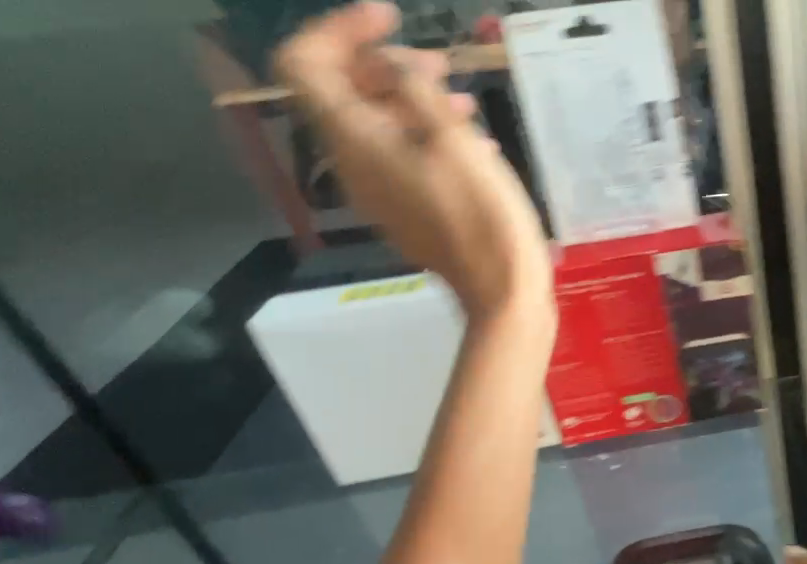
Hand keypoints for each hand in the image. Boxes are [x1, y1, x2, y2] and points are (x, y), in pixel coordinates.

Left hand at [275, 2, 551, 319]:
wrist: (502, 293)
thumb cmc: (483, 215)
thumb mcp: (454, 138)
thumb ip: (414, 86)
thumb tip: (393, 65)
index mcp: (354, 140)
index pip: (304, 63)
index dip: (338, 30)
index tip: (390, 21)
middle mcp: (352, 165)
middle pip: (342, 93)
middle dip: (385, 64)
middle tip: (441, 63)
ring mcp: (378, 194)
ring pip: (375, 126)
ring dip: (412, 101)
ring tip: (464, 101)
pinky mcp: (406, 213)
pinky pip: (398, 158)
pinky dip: (424, 136)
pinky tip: (471, 142)